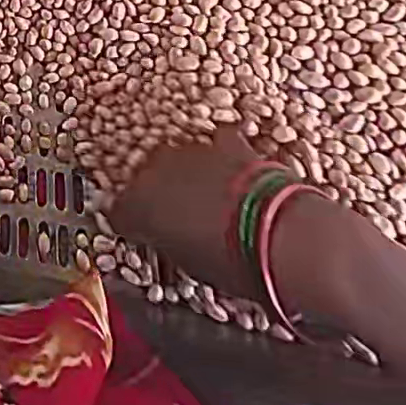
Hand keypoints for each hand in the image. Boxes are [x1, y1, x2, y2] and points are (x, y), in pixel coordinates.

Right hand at [98, 125, 261, 290]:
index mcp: (136, 205)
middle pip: (145, 177)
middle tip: (178, 215)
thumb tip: (172, 239)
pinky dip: (222, 151)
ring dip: (187, 172)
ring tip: (209, 195)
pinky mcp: (225, 143)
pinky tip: (231, 166)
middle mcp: (152, 170)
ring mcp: (188, 153)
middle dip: (158, 192)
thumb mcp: (190, 264)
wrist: (285, 240)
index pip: (120, 212)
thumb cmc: (233, 263)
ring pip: (177, 157)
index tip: (144, 233)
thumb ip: (169, 243)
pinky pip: (217, 140)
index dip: (133, 223)